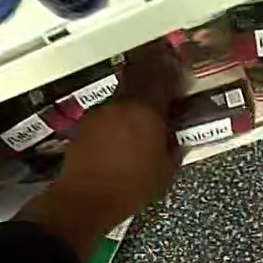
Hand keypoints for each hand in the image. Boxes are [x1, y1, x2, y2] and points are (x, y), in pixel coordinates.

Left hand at [17, 46, 183, 261]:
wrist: (86, 199)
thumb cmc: (132, 187)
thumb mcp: (165, 171)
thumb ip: (173, 147)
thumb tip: (175, 137)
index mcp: (146, 112)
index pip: (162, 78)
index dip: (171, 68)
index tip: (178, 63)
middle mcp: (122, 104)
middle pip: (138, 78)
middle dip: (151, 74)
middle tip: (161, 78)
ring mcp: (100, 113)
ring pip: (122, 97)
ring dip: (132, 101)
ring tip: (141, 117)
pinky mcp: (85, 126)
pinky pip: (107, 114)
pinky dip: (117, 118)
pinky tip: (121, 135)